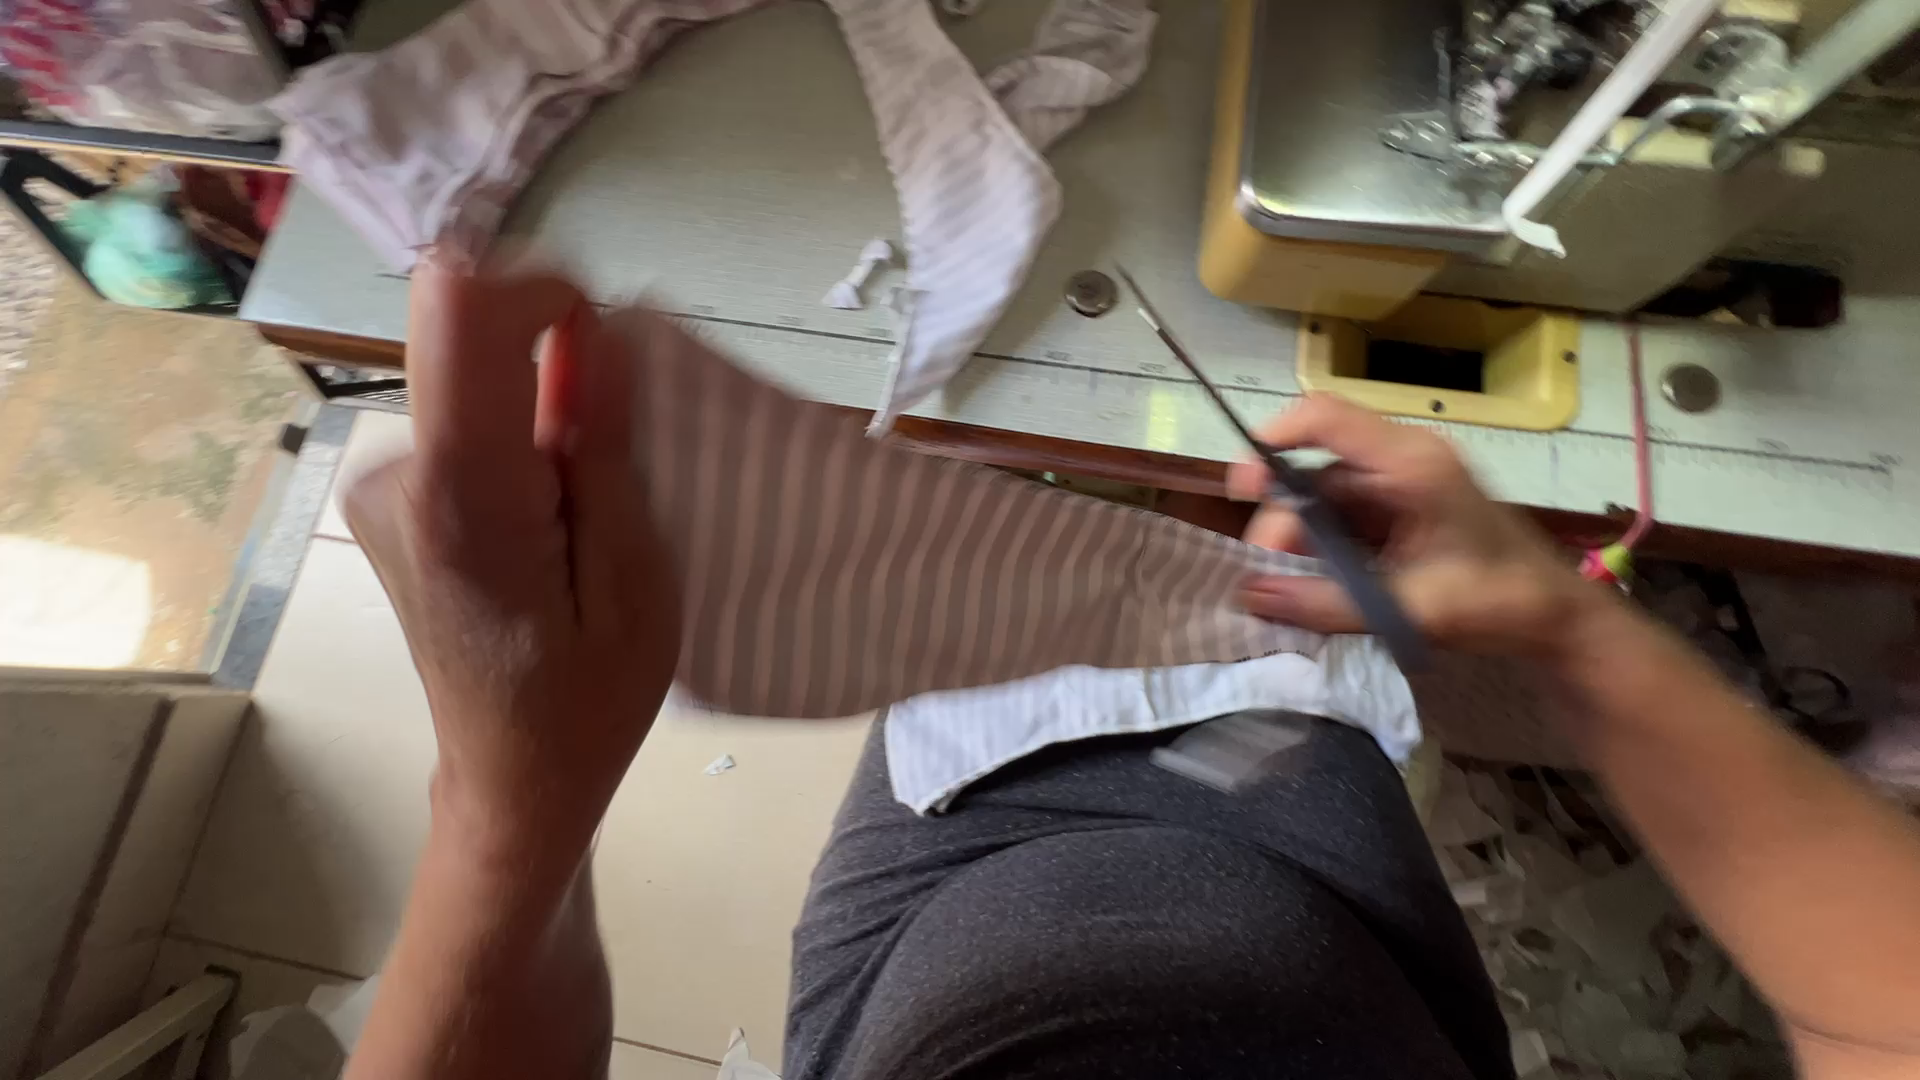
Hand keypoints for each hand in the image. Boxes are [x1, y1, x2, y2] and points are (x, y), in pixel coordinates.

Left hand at [344, 259, 680, 863]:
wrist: (514, 776)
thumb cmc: (593, 694)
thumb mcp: (634, 577)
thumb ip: (601, 452)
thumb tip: (592, 334)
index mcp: (464, 497)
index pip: (464, 313)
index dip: (545, 293)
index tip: (614, 347)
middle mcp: (397, 473)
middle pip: (478, 350)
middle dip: (567, 388)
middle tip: (622, 487)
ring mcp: (382, 486)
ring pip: (484, 390)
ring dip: (556, 429)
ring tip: (595, 524)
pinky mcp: (394, 499)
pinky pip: (475, 427)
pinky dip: (530, 451)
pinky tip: (559, 529)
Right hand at [1231, 394, 1601, 658]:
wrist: (1555, 617)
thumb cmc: (1500, 601)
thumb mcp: (1413, 608)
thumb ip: (1329, 603)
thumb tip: (1248, 594)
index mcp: (1411, 463)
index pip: (1324, 418)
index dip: (1271, 440)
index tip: (1242, 490)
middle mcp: (1393, 462)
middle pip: (1307, 471)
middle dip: (1280, 522)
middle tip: (1270, 577)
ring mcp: (1388, 485)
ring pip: (1312, 499)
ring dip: (1294, 542)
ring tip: (1292, 589)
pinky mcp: (1385, 509)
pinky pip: (1329, 519)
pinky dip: (1312, 550)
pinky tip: (1312, 583)